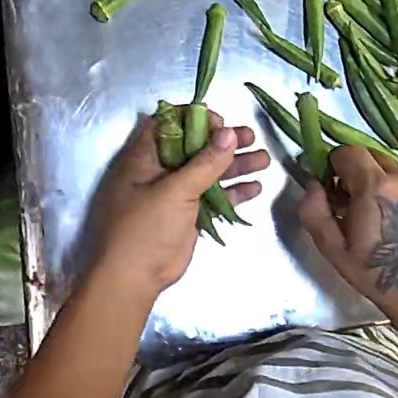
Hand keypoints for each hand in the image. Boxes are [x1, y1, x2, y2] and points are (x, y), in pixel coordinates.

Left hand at [87, 111, 269, 299]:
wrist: (134, 278)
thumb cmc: (144, 228)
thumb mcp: (175, 190)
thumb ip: (205, 162)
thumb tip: (228, 133)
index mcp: (145, 158)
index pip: (168, 125)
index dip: (194, 119)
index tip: (220, 122)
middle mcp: (160, 172)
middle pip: (195, 147)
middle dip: (224, 142)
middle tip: (251, 137)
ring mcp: (175, 195)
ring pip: (209, 173)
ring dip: (235, 166)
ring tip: (263, 160)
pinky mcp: (188, 216)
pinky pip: (214, 198)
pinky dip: (233, 193)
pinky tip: (255, 188)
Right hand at [299, 146, 397, 316]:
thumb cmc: (373, 272)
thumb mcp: (332, 247)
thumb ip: (314, 210)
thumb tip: (313, 184)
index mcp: (375, 186)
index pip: (349, 151)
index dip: (336, 166)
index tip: (334, 188)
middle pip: (372, 156)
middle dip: (357, 172)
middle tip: (351, 201)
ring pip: (392, 168)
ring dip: (378, 181)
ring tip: (375, 213)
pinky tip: (396, 220)